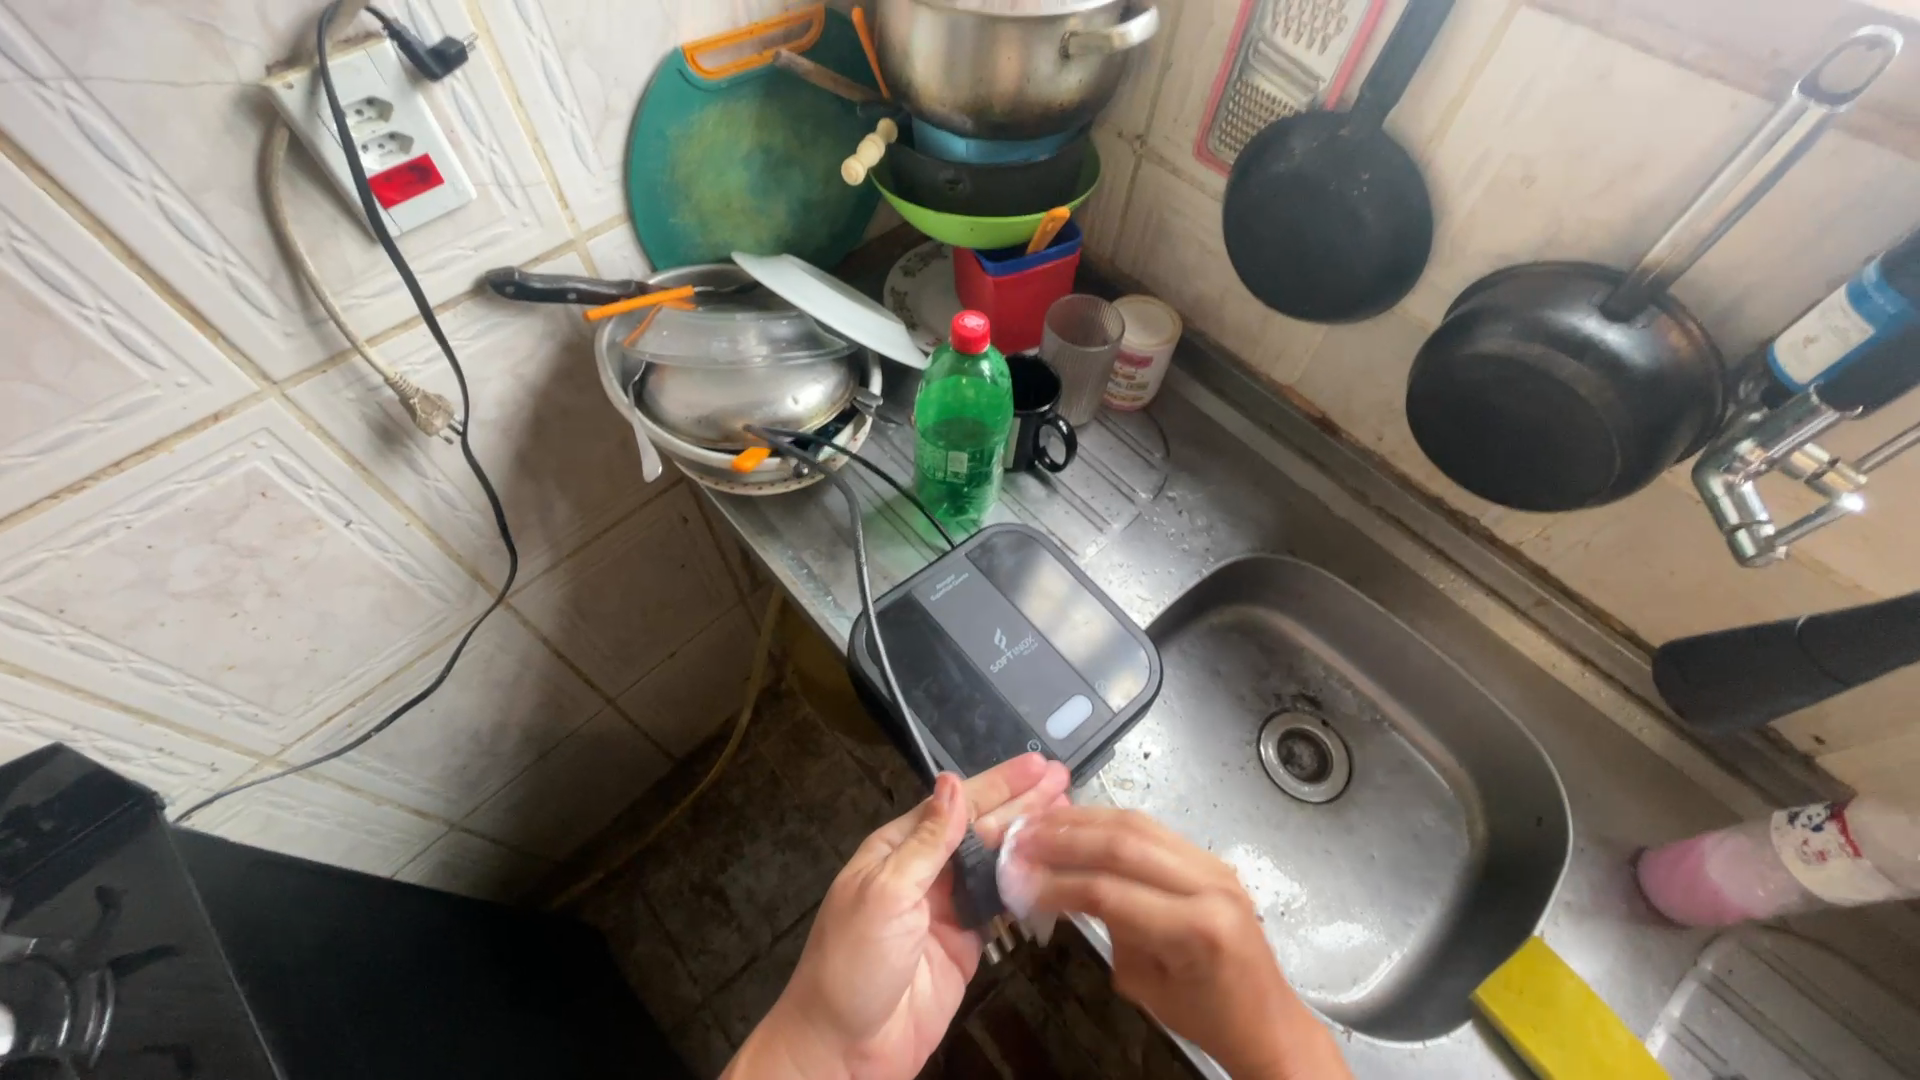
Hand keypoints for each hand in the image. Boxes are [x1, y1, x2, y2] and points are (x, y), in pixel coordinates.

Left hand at [724, 753, 1070, 1079]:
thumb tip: (951, 784)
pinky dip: (1027, 883)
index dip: (998, 783)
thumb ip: (926, 841)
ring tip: (1068, 813)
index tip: (1034, 765)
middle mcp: (926, 869)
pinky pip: (1001, 903)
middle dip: (1021, 802)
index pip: (956, 803)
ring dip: (1030, 836)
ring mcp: (949, 905)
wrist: (845, 1049)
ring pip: (996, 861)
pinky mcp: (967, 941)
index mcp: (899, 847)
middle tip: (1062, 779)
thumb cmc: (851, 962)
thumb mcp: (885, 892)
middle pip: (981, 827)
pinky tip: (1052, 864)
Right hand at [1012, 806, 1352, 1079]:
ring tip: (1039, 822)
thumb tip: (1060, 886)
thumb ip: (1109, 925)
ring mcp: (1212, 862)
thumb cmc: (1204, 1015)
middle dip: (1062, 838)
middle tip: (1019, 838)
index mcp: (1197, 927)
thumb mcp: (1143, 983)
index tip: (1016, 878)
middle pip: (1122, 844)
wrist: (1266, 1018)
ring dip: (1080, 819)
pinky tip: (1076, 822)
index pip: (1109, 891)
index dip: (1056, 883)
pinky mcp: (1208, 854)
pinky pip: (1150, 827)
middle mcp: (1209, 883)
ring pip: (1135, 823)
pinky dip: (1106, 821)